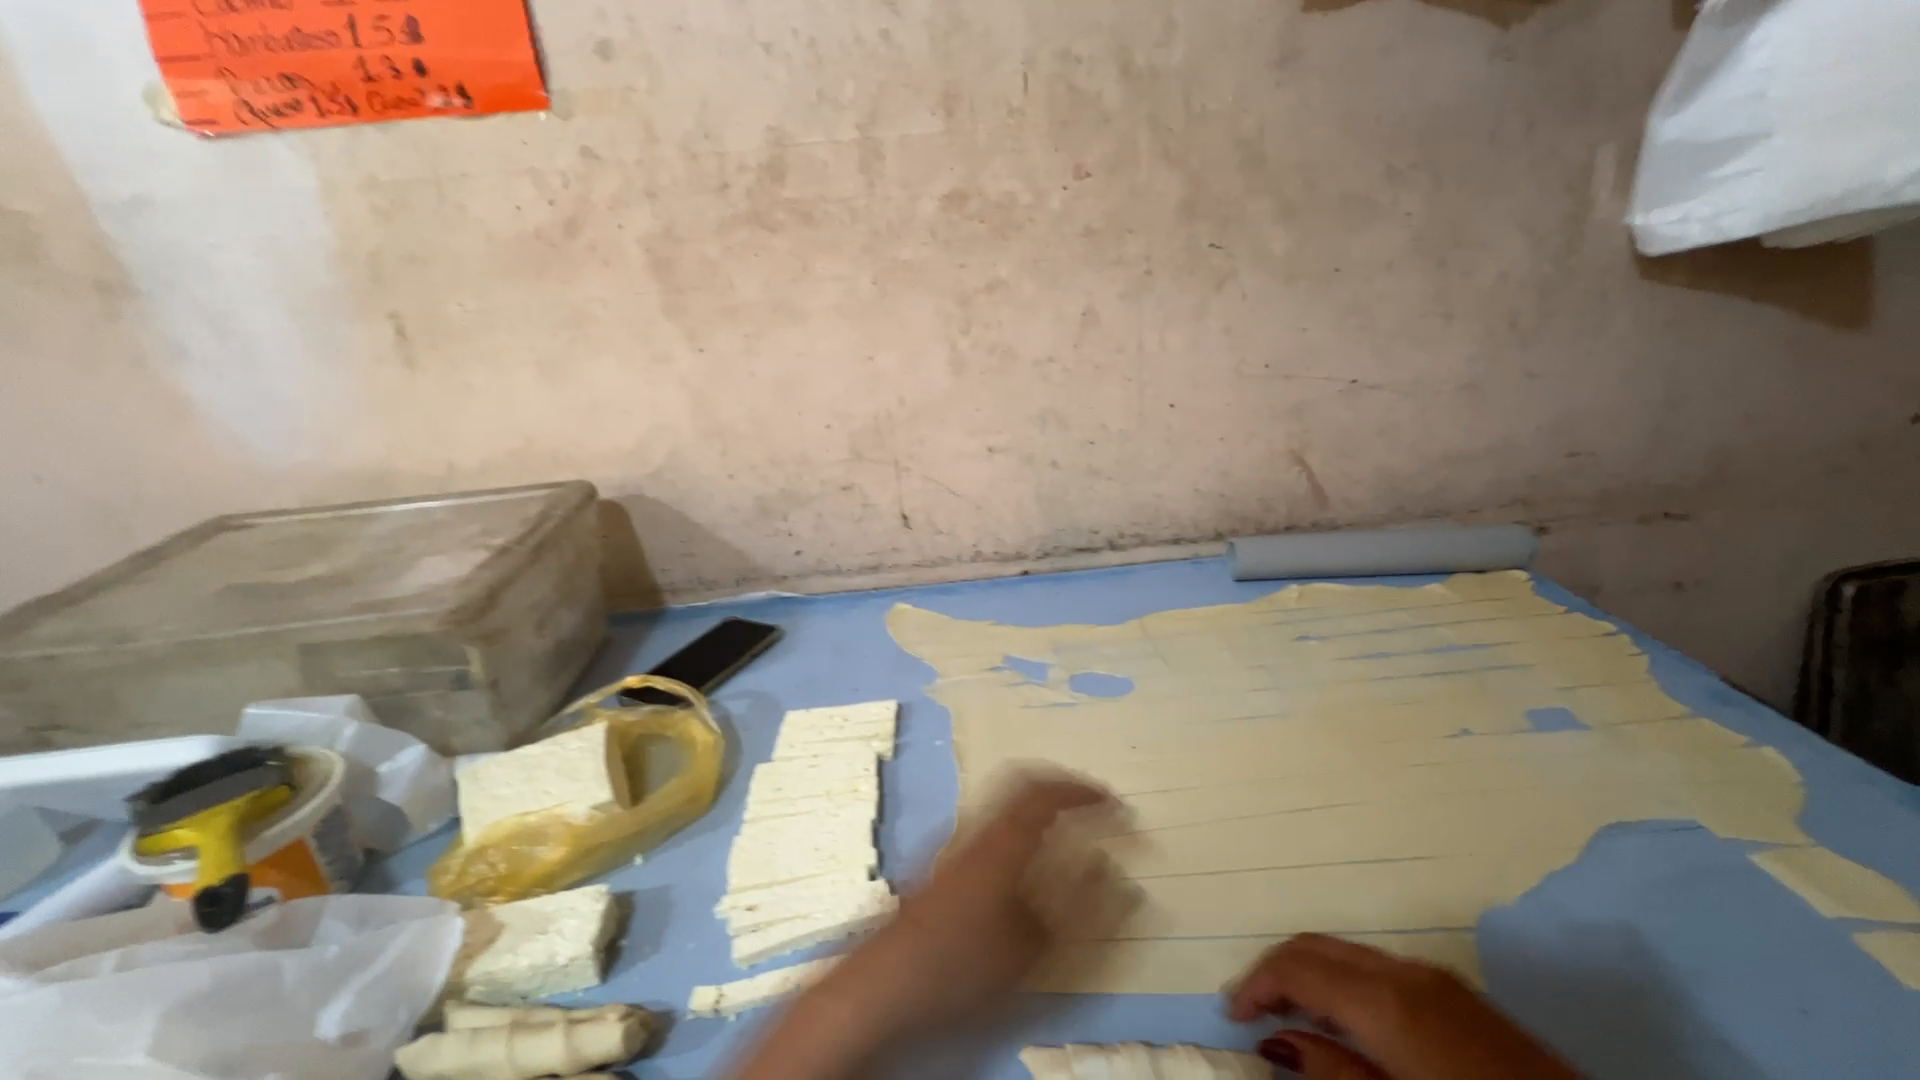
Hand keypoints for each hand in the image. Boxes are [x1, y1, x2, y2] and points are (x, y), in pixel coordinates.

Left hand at [729, 773, 1119, 1079]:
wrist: (878, 988)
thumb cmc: (958, 965)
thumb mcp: (1031, 944)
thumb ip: (1079, 906)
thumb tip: (1113, 872)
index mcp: (999, 840)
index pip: (1043, 791)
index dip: (1081, 791)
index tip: (1111, 802)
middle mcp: (973, 832)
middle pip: (1019, 791)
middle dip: (1059, 796)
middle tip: (1088, 813)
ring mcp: (951, 848)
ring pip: (1001, 812)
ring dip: (1037, 818)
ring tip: (1063, 844)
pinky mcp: (938, 871)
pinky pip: (988, 834)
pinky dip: (1016, 839)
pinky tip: (1022, 877)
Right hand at [1228, 934, 1581, 1079]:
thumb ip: (1332, 1071)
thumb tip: (1275, 1043)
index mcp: (1384, 1000)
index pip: (1296, 966)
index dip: (1256, 984)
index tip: (1232, 1015)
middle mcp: (1403, 971)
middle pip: (1316, 946)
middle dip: (1275, 970)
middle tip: (1250, 1009)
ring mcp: (1433, 976)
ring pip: (1346, 952)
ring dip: (1308, 973)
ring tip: (1288, 1013)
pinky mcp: (1456, 991)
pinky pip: (1376, 966)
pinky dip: (1342, 979)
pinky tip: (1342, 1016)